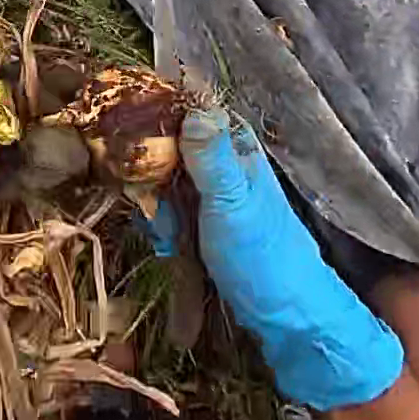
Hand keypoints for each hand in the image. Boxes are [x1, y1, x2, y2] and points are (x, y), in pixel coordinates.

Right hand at [176, 108, 404, 410]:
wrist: (286, 314)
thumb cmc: (262, 255)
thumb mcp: (231, 202)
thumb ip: (209, 155)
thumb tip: (192, 107)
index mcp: (232, 140)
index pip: (182, 105)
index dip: (152, 117)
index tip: (132, 144)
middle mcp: (218, 155)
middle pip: (162, 141)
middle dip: (149, 172)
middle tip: (154, 205)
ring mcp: (208, 185)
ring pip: (159, 174)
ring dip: (153, 203)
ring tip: (167, 234)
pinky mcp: (199, 211)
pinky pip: (165, 202)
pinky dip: (159, 219)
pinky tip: (167, 242)